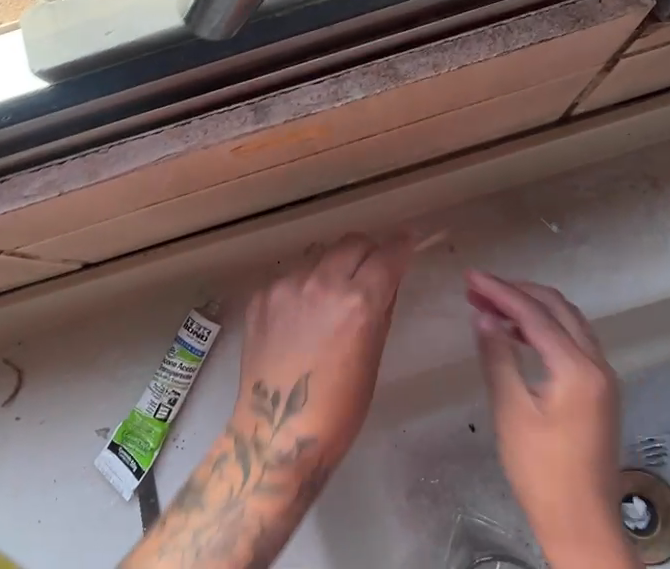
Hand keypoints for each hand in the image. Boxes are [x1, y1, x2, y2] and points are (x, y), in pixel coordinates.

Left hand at [233, 232, 412, 465]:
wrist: (277, 431)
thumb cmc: (339, 407)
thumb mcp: (374, 355)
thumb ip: (380, 308)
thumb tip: (387, 279)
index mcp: (358, 302)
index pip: (387, 255)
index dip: (402, 244)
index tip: (409, 238)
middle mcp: (321, 283)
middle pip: (352, 242)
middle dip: (368, 250)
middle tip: (372, 268)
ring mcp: (285, 286)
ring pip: (319, 255)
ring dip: (333, 267)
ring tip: (332, 298)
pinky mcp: (260, 295)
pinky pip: (291, 276)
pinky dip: (303, 286)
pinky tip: (301, 317)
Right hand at [466, 271, 636, 568]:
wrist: (581, 522)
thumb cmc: (540, 470)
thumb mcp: (511, 411)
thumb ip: (497, 357)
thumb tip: (483, 316)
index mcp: (577, 368)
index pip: (535, 314)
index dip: (500, 291)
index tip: (469, 277)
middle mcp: (597, 364)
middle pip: (557, 307)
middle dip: (516, 292)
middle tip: (477, 289)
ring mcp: (603, 377)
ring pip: (568, 321)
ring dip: (531, 307)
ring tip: (490, 306)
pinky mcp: (599, 390)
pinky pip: (573, 341)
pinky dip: (544, 327)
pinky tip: (516, 334)